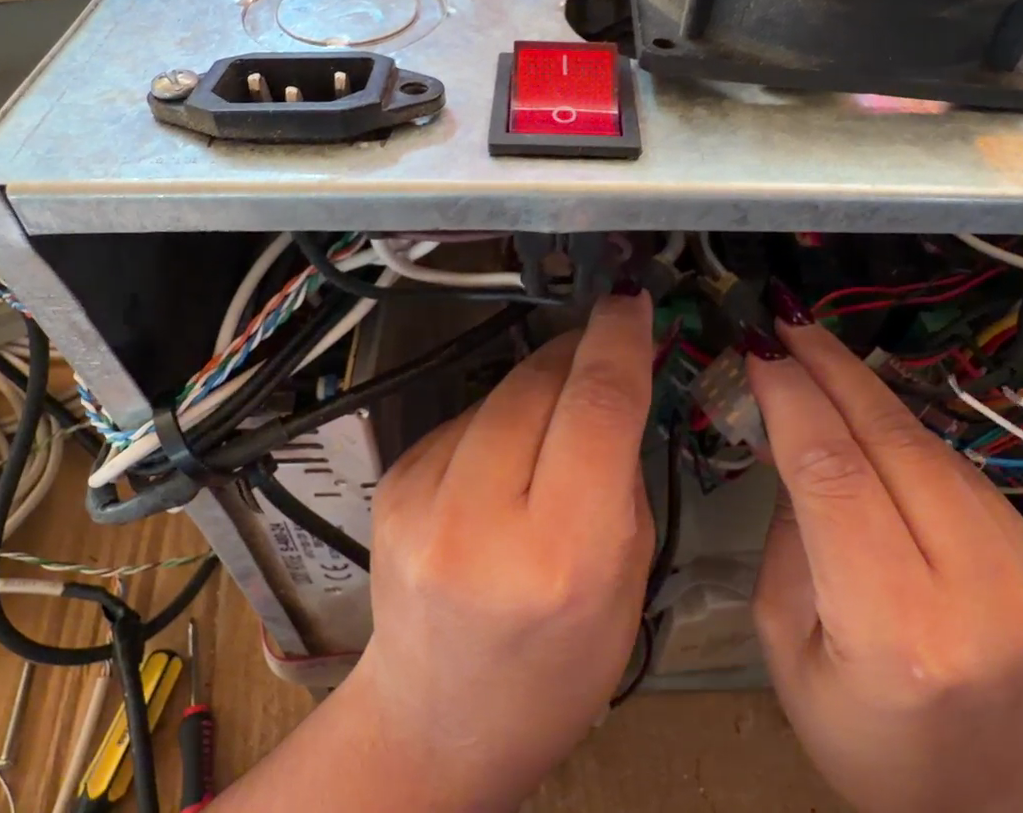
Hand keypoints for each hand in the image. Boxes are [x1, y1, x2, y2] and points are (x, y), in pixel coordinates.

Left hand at [228, 292, 656, 811]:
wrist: (437, 720)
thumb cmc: (556, 669)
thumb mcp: (625, 581)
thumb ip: (622, 474)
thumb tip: (617, 381)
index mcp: (559, 554)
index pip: (596, 406)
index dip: (619, 340)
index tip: (631, 302)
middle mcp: (478, 518)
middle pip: (540, 382)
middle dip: (579, 351)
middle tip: (607, 346)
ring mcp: (419, 497)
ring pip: (499, 391)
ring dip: (540, 386)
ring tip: (559, 422)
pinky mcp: (391, 484)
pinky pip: (464, 418)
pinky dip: (499, 418)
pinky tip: (508, 457)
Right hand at [744, 305, 1022, 812]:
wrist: (988, 795)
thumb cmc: (861, 739)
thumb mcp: (787, 651)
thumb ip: (787, 543)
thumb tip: (790, 447)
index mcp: (891, 629)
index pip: (834, 481)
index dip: (793, 403)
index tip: (759, 353)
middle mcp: (970, 592)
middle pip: (893, 445)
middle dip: (832, 372)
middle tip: (787, 324)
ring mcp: (1018, 570)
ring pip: (929, 446)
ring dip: (866, 391)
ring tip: (814, 354)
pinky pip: (955, 467)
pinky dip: (901, 428)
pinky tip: (863, 411)